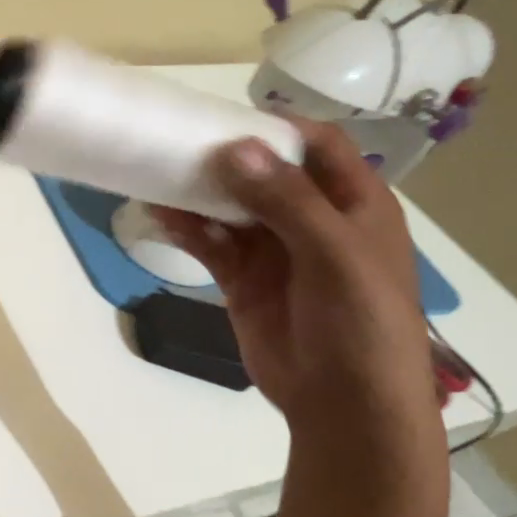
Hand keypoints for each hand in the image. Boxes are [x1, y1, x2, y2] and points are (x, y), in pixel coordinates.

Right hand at [152, 120, 439, 444]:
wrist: (343, 399)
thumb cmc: (360, 319)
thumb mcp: (332, 251)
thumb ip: (284, 201)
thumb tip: (233, 150)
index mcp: (355, 203)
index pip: (318, 147)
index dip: (278, 128)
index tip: (225, 117)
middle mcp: (313, 221)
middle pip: (266, 175)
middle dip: (227, 160)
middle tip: (177, 144)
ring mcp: (275, 253)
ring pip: (232, 211)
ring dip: (199, 196)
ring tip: (156, 178)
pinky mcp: (243, 283)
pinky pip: (213, 248)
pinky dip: (188, 233)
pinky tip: (160, 219)